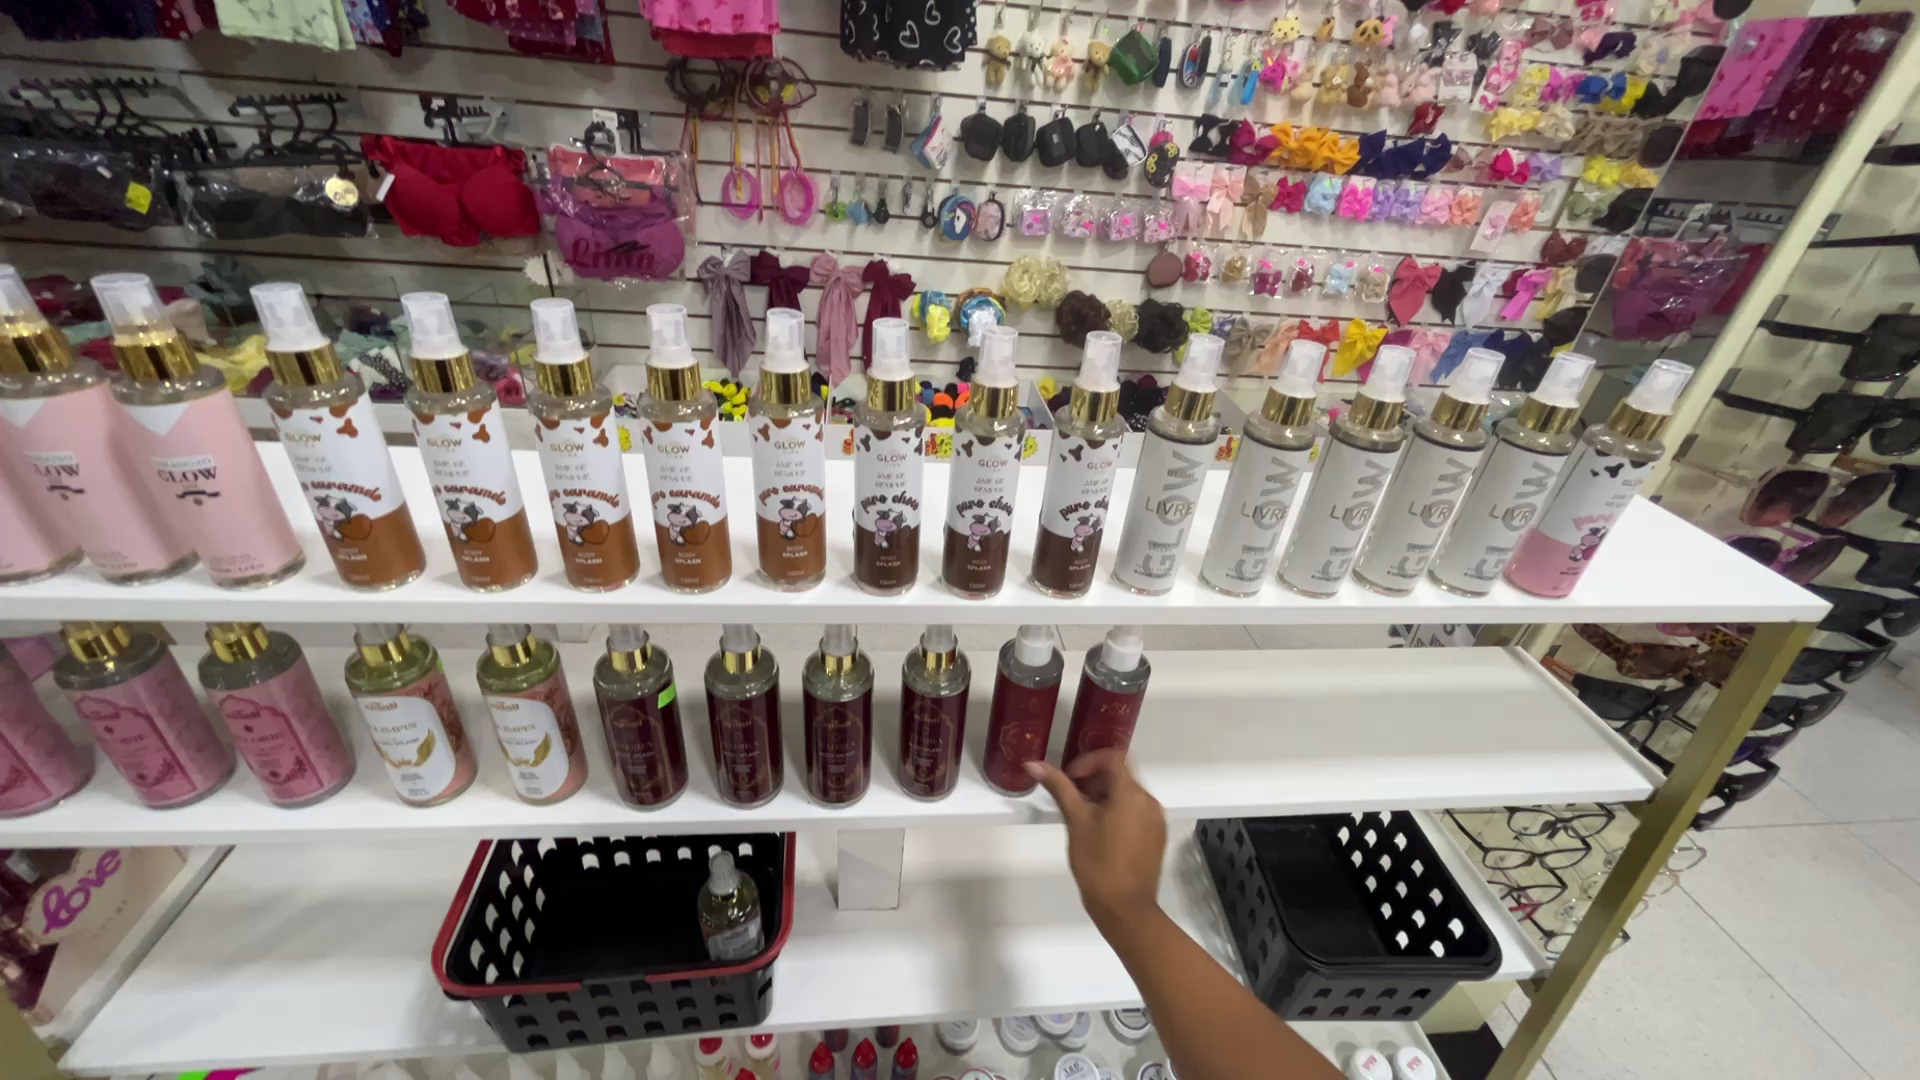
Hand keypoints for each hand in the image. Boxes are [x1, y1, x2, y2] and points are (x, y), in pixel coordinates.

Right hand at [1026, 752, 1167, 930]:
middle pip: (1121, 774)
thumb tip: (1033, 763)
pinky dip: (1119, 811)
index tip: (1070, 779)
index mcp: (1131, 792)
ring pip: (1129, 793)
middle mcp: (1149, 800)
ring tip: (1084, 817)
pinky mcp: (1157, 836)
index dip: (1088, 761)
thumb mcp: (1075, 821)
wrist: (1125, 910)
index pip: (1112, 757)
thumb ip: (1058, 787)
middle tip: (1073, 798)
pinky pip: (1137, 811)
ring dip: (1105, 795)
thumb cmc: (1097, 863)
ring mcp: (1156, 819)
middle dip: (1094, 780)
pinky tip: (1102, 833)